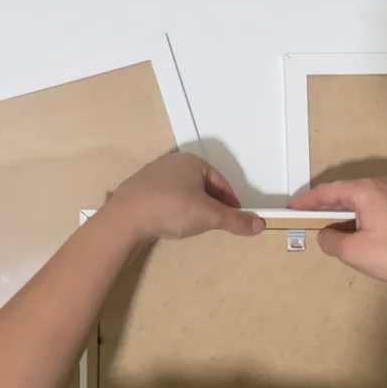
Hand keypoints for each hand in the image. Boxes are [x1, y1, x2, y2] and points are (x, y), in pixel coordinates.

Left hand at [98, 153, 263, 240]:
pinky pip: (164, 198)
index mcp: (192, 162)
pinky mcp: (138, 190)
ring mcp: (152, 175)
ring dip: (192, 206)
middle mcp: (172, 163)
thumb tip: (260, 225)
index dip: (231, 200)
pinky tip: (171, 223)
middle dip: (212, 203)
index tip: (235, 217)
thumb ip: (235, 220)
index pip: (220, 181)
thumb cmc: (172, 209)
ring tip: (194, 225)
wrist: (126, 218)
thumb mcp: (209, 216)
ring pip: (182, 191)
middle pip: (201, 184)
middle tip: (217, 223)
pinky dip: (173, 209)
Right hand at [287, 177, 386, 286]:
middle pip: (341, 192)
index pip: (327, 191)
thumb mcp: (353, 251)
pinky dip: (353, 214)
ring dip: (338, 211)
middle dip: (321, 205)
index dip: (306, 201)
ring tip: (321, 224)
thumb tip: (325, 235)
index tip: (291, 209)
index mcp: (364, 190)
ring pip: (355, 199)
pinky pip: (368, 205)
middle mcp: (378, 186)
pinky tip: (347, 228)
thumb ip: (330, 240)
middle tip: (303, 217)